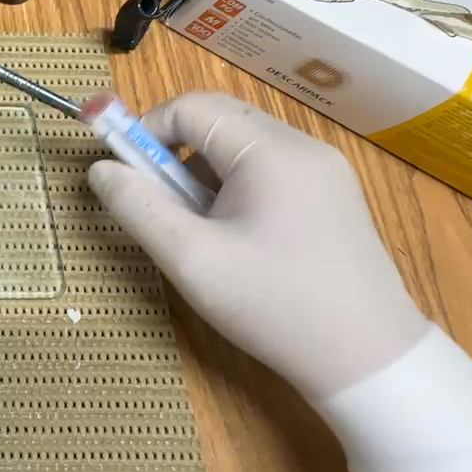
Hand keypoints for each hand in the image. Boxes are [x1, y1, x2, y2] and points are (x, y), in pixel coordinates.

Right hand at [87, 93, 430, 398]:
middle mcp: (302, 147)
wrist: (372, 363)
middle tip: (157, 201)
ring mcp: (323, 170)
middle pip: (216, 118)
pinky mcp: (330, 195)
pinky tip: (231, 233)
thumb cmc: (274, 306)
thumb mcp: (189, 259)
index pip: (190, 107)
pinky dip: (230, 184)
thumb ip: (136, 206)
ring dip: (199, 170)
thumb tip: (99, 168)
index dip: (146, 131)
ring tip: (196, 226)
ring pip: (237, 143)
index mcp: (271, 153)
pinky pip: (264, 166)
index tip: (128, 174)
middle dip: (172, 151)